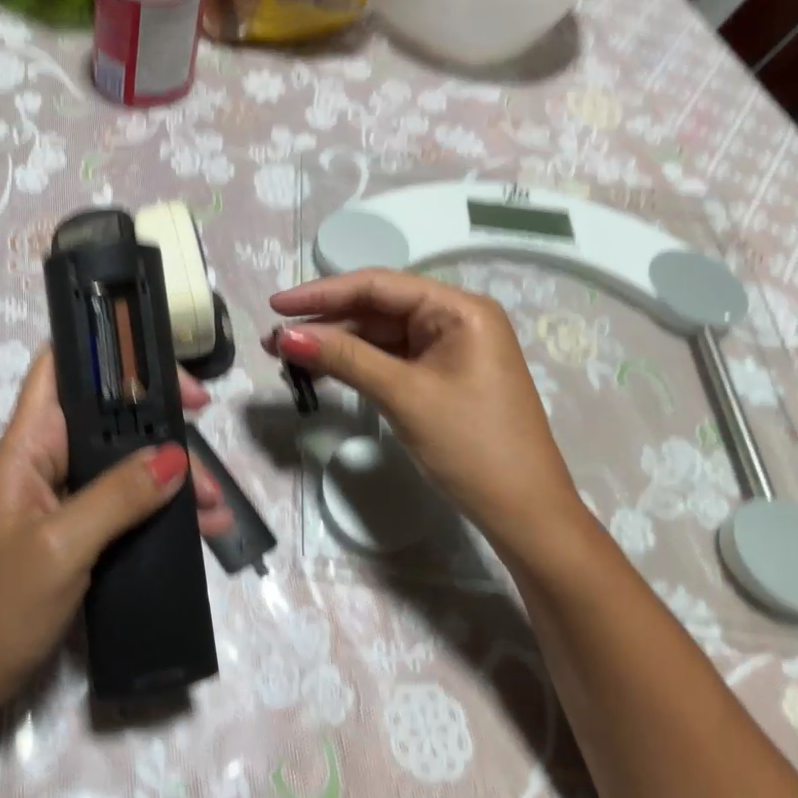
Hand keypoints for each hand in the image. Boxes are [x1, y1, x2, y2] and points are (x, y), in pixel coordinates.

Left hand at [0, 353, 232, 705]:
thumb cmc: (4, 604)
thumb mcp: (61, 546)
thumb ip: (116, 498)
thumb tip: (175, 455)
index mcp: (28, 445)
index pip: (58, 368)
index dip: (106, 349)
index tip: (162, 366)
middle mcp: (49, 458)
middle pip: (107, 410)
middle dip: (158, 415)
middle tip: (205, 422)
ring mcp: (69, 494)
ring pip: (127, 457)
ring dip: (173, 470)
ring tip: (217, 499)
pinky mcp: (86, 527)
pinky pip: (133, 501)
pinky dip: (168, 507)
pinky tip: (206, 524)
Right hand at [263, 269, 585, 544]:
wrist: (524, 512)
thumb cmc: (472, 444)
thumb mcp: (403, 395)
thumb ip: (344, 359)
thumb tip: (285, 336)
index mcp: (458, 310)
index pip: (378, 286)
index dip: (322, 293)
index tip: (275, 305)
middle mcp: (454, 320)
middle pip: (376, 308)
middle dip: (324, 322)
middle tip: (273, 340)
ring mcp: (448, 350)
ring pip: (378, 336)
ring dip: (334, 345)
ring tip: (285, 358)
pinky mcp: (440, 378)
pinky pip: (388, 360)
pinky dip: (354, 365)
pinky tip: (319, 372)